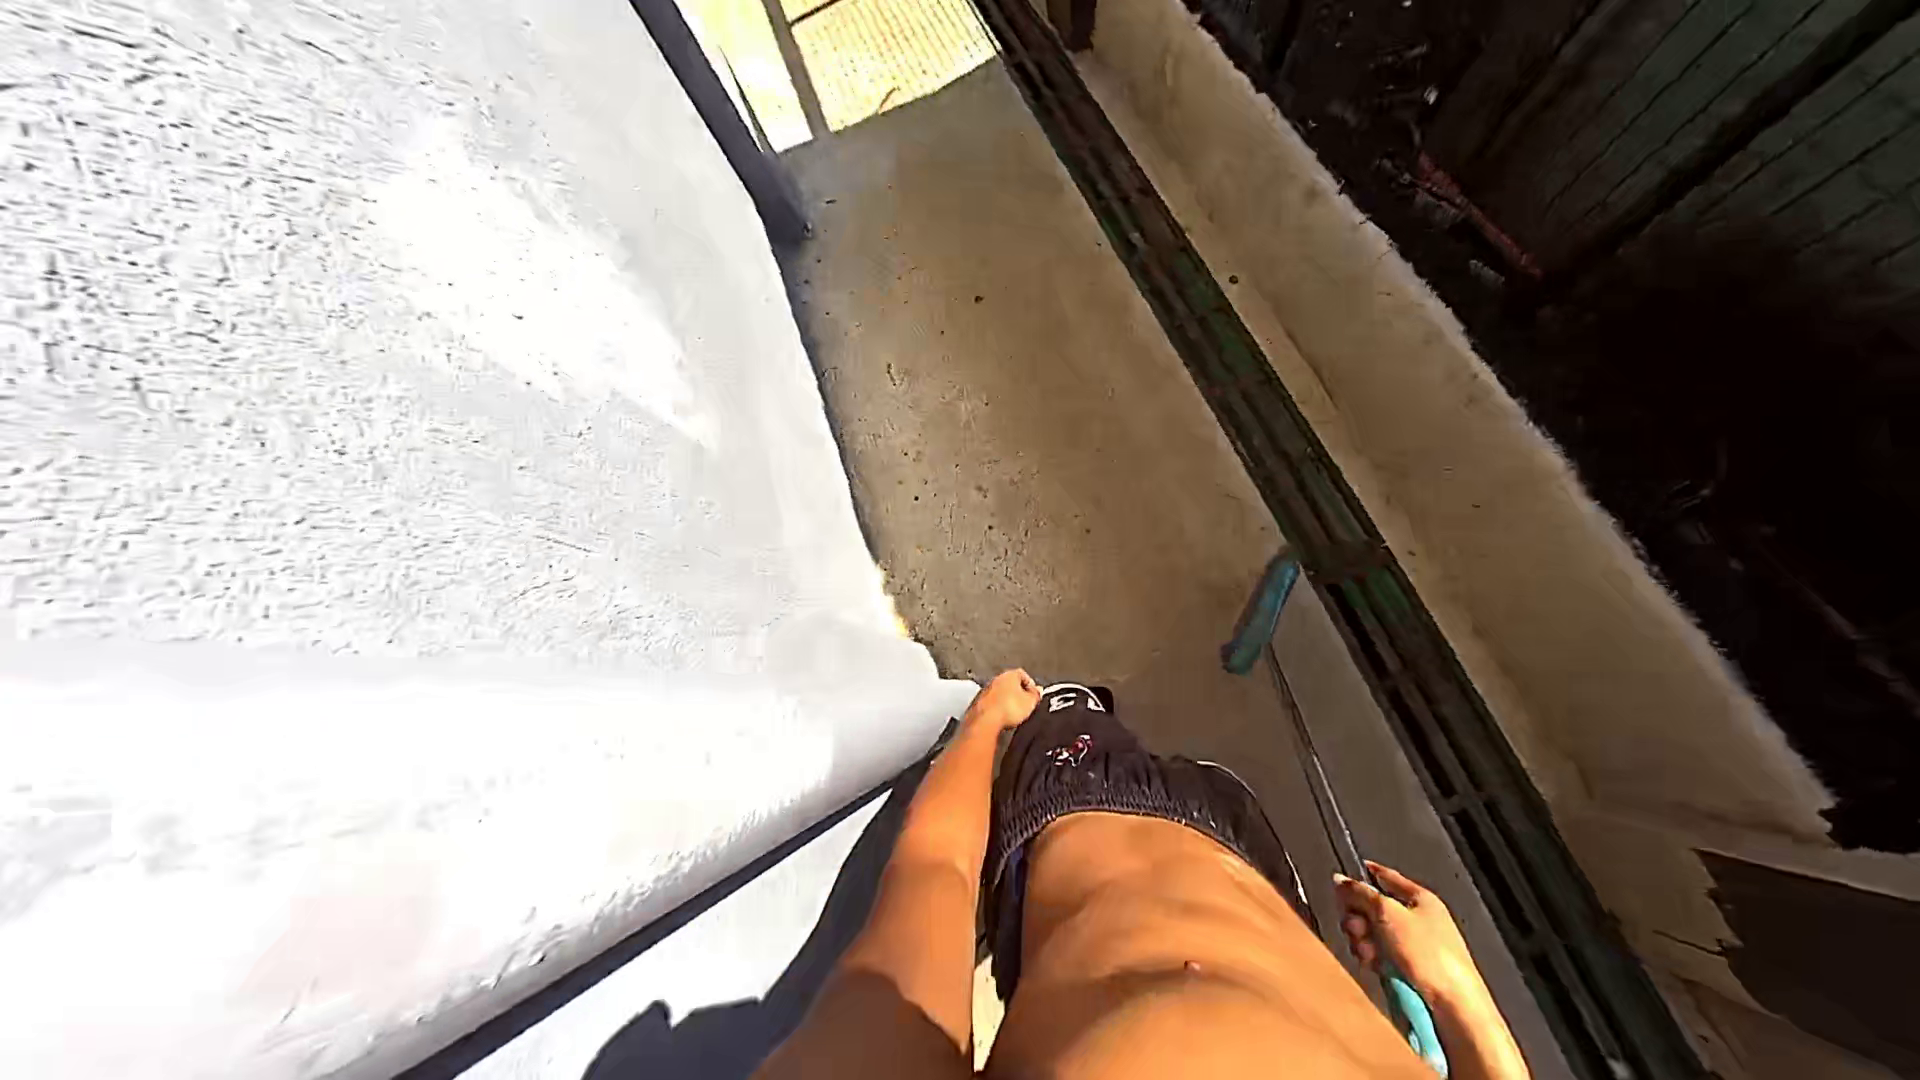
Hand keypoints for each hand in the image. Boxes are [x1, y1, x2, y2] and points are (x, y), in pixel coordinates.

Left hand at [963, 669, 1040, 731]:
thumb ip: (1036, 695)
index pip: (1023, 675)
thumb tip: (1038, 691)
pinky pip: (991, 704)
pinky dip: (996, 709)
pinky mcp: (978, 703)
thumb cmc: (1007, 709)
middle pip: (1009, 683)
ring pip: (999, 693)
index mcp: (1009, 675)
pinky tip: (1001, 718)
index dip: (1030, 685)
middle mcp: (996, 679)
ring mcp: (985, 691)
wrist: (986, 721)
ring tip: (1013, 714)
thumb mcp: (1030, 702)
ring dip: (1005, 701)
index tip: (1034, 695)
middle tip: (1024, 705)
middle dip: (1017, 693)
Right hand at [1335, 860, 1486, 1007]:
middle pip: (1373, 907)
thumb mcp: (1387, 912)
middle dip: (1358, 917)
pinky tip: (1374, 964)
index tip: (1343, 878)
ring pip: (1373, 933)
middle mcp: (1419, 919)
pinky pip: (1380, 954)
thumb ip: (1360, 892)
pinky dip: (1372, 958)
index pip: (1385, 876)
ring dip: (1363, 940)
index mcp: (1421, 898)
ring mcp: (1415, 945)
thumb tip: (1340, 880)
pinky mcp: (1411, 968)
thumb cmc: (1430, 955)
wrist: (1455, 1008)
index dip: (1362, 873)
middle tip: (1355, 927)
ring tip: (1368, 951)